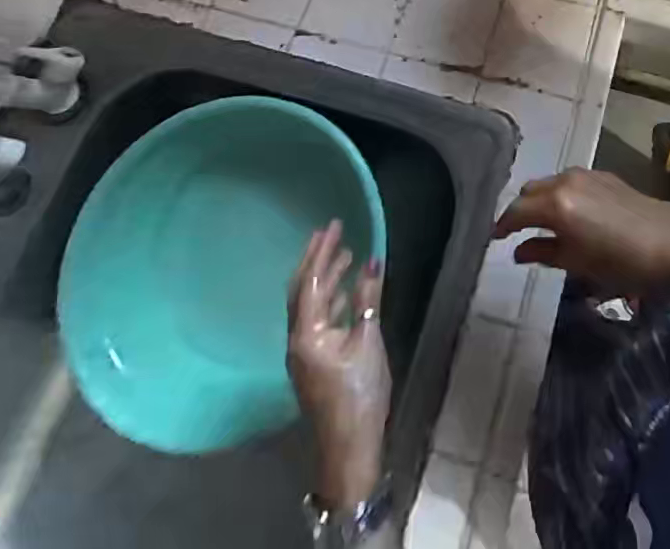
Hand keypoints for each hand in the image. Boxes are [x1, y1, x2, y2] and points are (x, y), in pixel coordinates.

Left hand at [287, 219, 388, 509]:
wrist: (350, 444)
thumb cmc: (359, 390)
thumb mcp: (368, 340)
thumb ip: (369, 299)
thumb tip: (372, 261)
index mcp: (305, 333)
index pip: (309, 282)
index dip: (322, 252)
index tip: (333, 225)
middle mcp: (297, 339)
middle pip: (303, 291)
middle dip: (317, 260)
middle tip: (333, 232)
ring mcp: (305, 350)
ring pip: (311, 304)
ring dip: (327, 278)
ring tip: (346, 255)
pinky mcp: (316, 359)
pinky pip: (320, 318)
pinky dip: (333, 298)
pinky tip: (348, 291)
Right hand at [492, 168, 669, 294]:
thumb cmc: (623, 262)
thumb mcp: (579, 264)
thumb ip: (544, 253)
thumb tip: (520, 250)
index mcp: (555, 203)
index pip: (516, 211)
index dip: (502, 226)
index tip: (495, 239)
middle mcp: (566, 181)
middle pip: (530, 191)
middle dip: (520, 210)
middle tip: (518, 234)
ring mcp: (587, 174)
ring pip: (550, 183)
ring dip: (541, 200)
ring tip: (543, 225)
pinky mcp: (605, 175)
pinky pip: (570, 181)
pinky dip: (561, 194)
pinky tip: (570, 214)